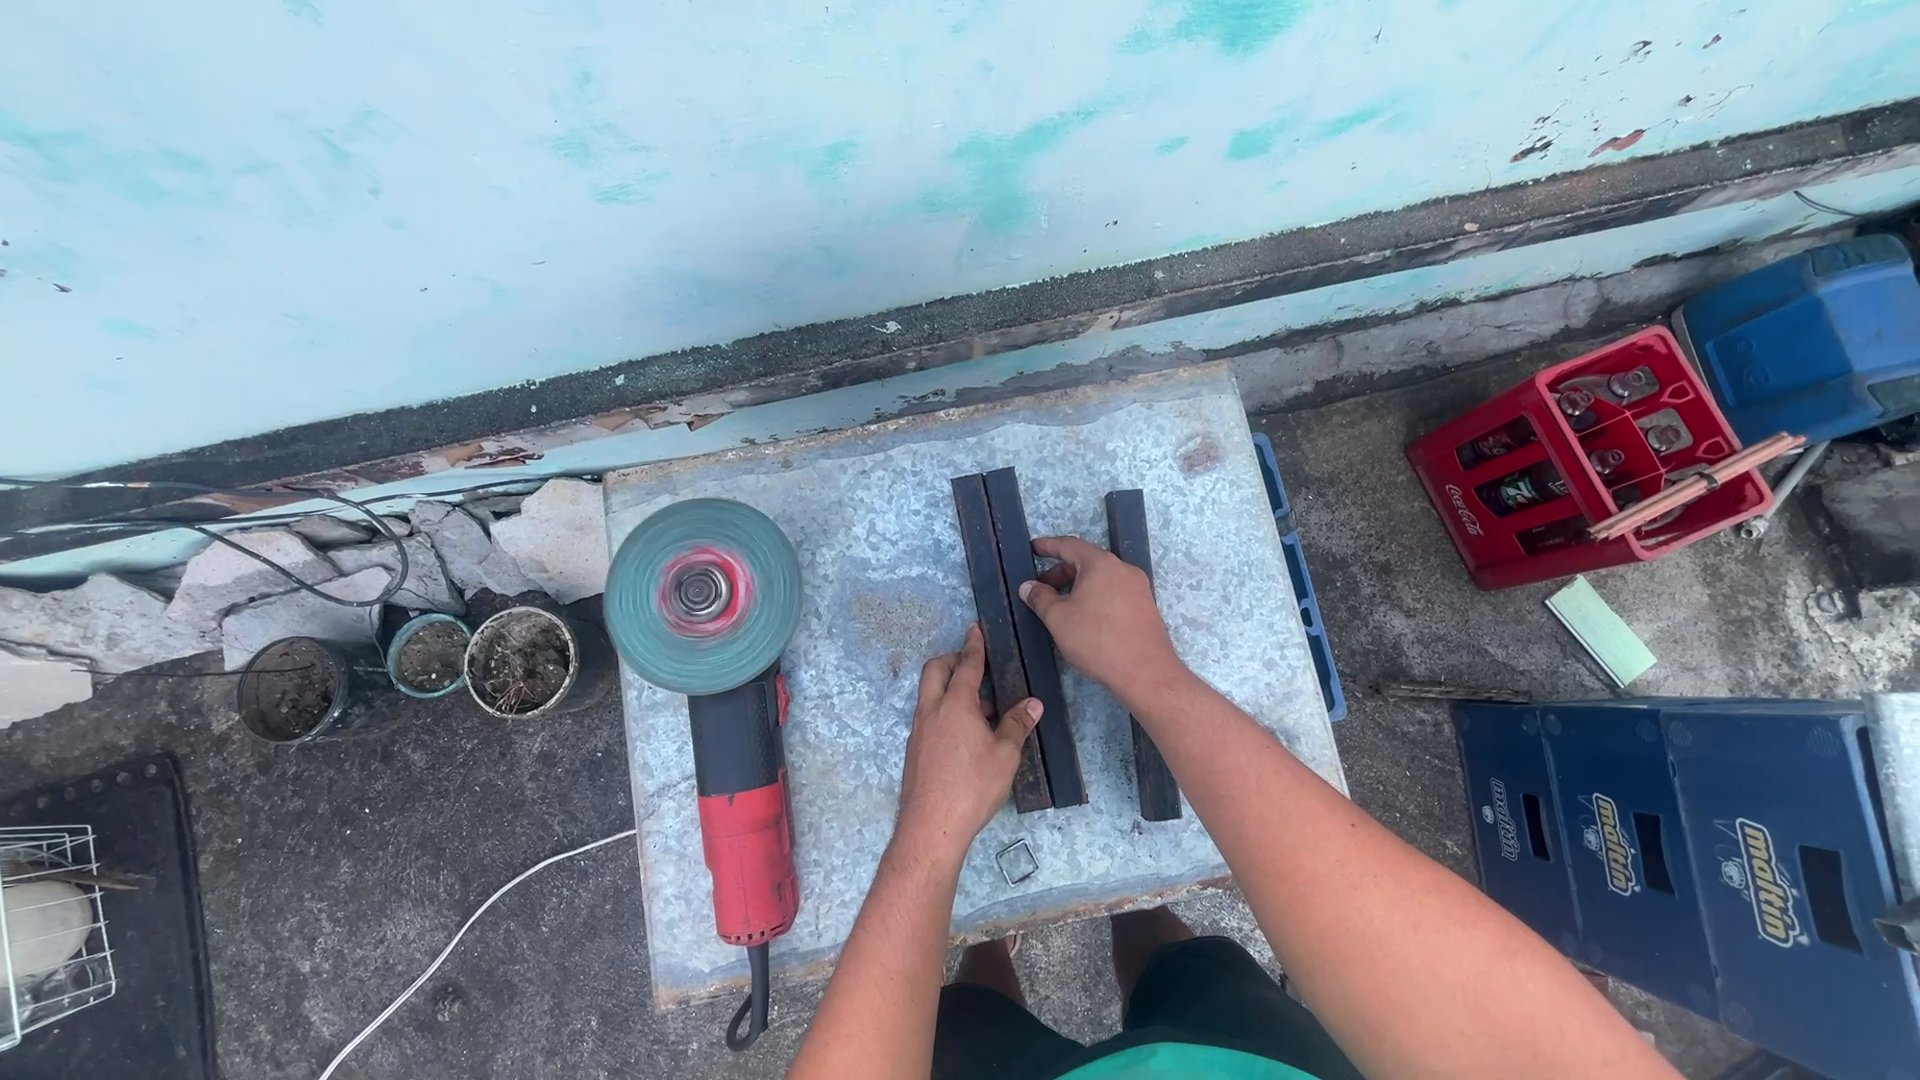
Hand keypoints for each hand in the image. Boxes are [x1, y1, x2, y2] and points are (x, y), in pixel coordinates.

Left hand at [895, 625, 1043, 861]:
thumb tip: (1033, 703)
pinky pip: (929, 716)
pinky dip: (945, 710)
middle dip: (953, 660)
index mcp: (955, 704)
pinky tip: (965, 734)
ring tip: (981, 707)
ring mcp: (919, 730)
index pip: (966, 665)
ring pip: (930, 694)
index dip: (974, 646)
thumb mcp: (1005, 755)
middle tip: (974, 664)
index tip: (976, 629)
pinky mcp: (915, 750)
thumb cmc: (972, 786)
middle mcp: (931, 710)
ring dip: (950, 688)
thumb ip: (1017, 724)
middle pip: (936, 670)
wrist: (931, 826)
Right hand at [1018, 535, 1186, 705]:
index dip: (1048, 546)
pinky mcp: (1146, 606)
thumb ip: (1040, 598)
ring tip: (1062, 607)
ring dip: (1078, 587)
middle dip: (1061, 572)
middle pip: (1087, 561)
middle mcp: (1123, 569)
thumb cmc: (1097, 639)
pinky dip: (1096, 597)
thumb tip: (1028, 586)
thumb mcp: (1058, 619)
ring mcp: (1138, 587)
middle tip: (1043, 590)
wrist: (1145, 671)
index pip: (1070, 545)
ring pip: (1102, 578)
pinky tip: (1086, 618)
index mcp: (1101, 563)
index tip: (1034, 548)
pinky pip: (1115, 592)